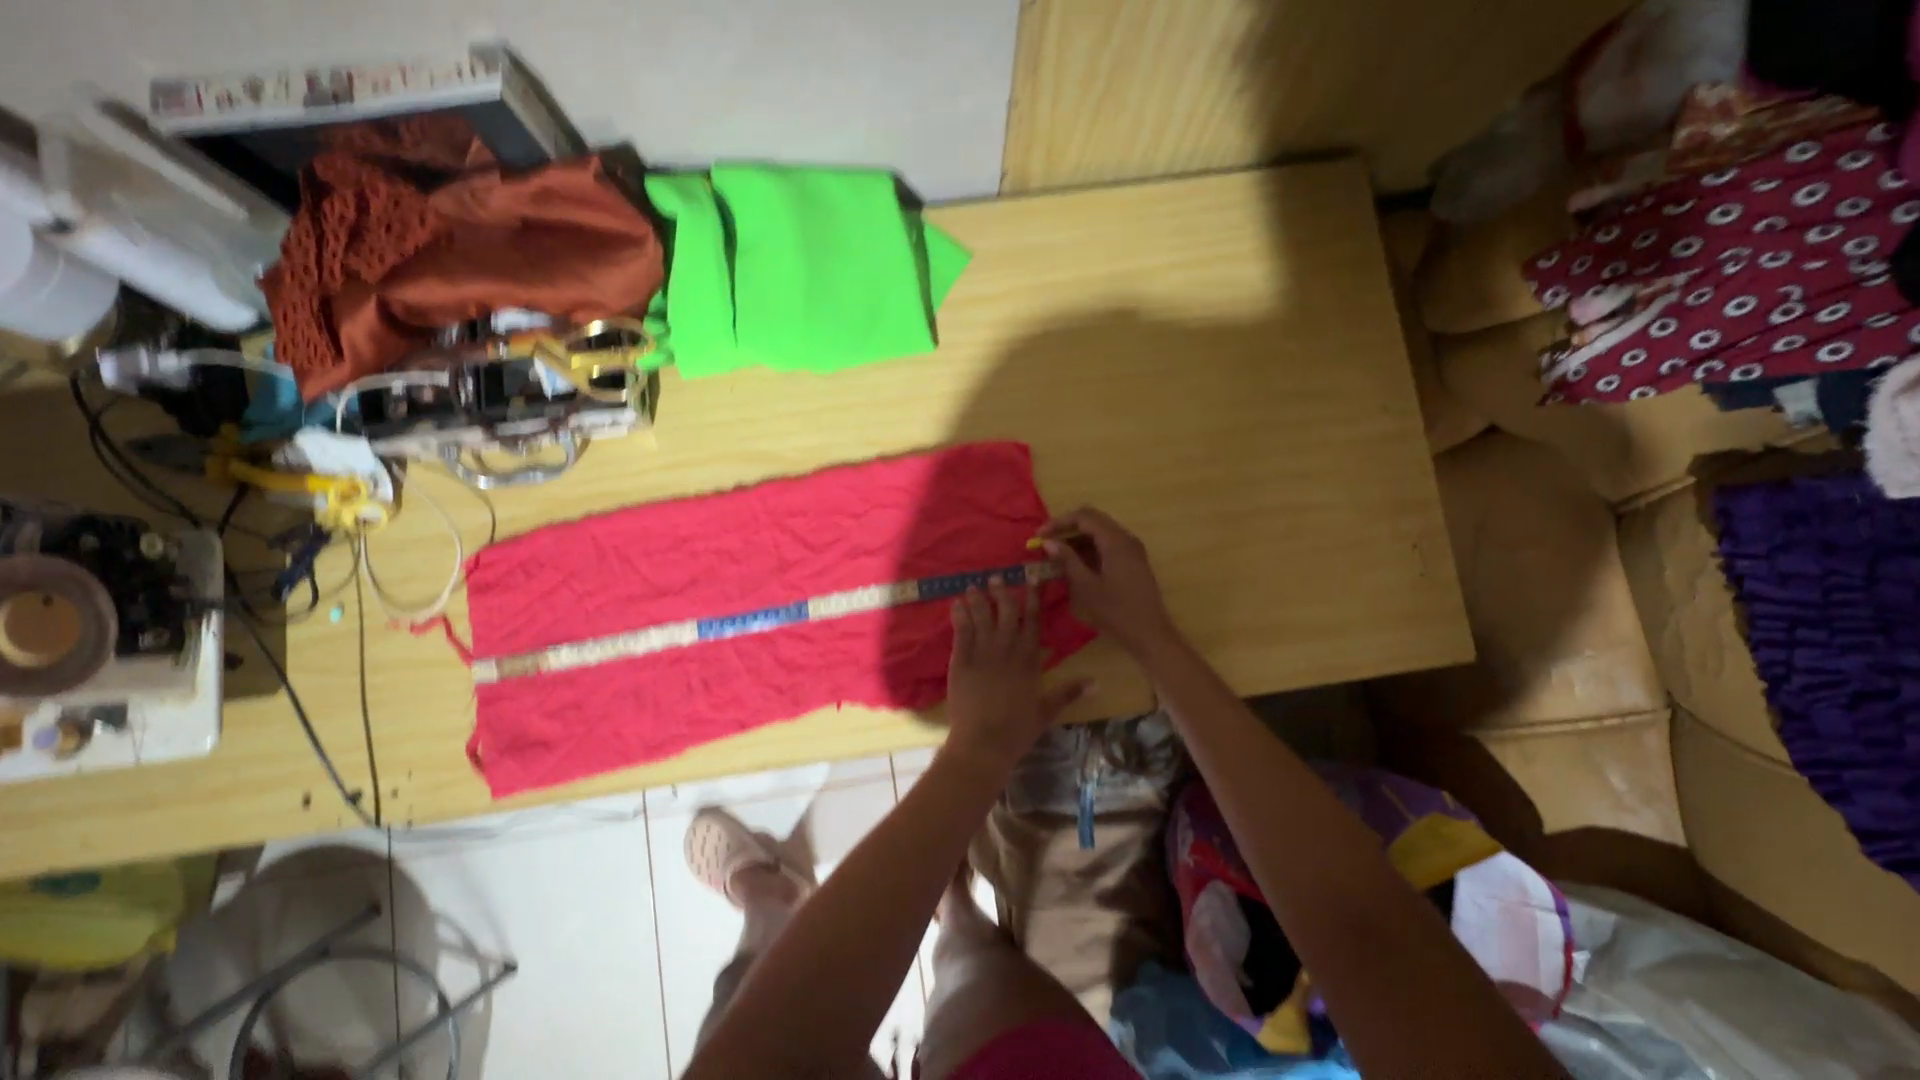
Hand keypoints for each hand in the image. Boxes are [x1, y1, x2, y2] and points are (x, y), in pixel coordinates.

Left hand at [944, 577, 1089, 769]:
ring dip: (977, 601)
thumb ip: (1069, 692)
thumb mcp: (1047, 711)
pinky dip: (959, 617)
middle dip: (1002, 593)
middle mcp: (1007, 651)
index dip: (1034, 600)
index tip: (1032, 581)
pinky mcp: (961, 662)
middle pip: (1006, 614)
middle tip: (996, 577)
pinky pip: (961, 632)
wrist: (983, 743)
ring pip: (982, 619)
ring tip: (972, 585)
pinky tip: (956, 605)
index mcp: (1029, 661)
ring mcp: (982, 654)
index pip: (1033, 623)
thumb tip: (1097, 682)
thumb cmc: (1017, 730)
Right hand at [1039, 507, 1178, 653]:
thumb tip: (1048, 542)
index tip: (1040, 535)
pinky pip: (1108, 545)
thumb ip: (1067, 560)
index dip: (1059, 522)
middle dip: (1067, 529)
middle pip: (1093, 521)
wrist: (1150, 632)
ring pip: (1100, 533)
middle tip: (1046, 543)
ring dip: (1077, 540)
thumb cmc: (1116, 611)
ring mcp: (1132, 549)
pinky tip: (1075, 564)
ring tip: (1057, 555)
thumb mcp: (1086, 586)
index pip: (1084, 517)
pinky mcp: (1132, 561)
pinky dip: (1089, 549)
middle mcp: (1126, 538)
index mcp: (1115, 541)